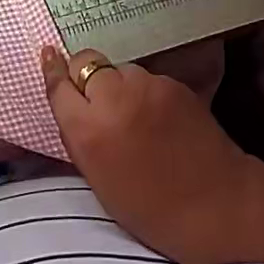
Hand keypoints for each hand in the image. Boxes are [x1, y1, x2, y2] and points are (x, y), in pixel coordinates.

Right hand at [40, 46, 263, 263]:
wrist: (214, 205)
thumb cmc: (146, 206)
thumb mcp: (94, 174)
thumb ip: (77, 132)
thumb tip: (68, 100)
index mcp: (88, 129)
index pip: (59, 84)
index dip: (53, 71)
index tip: (48, 57)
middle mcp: (115, 98)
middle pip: (87, 61)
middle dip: (86, 74)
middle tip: (95, 98)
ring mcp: (148, 85)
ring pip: (119, 69)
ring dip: (117, 83)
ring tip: (131, 113)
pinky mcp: (174, 83)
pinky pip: (147, 78)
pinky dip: (144, 91)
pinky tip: (157, 116)